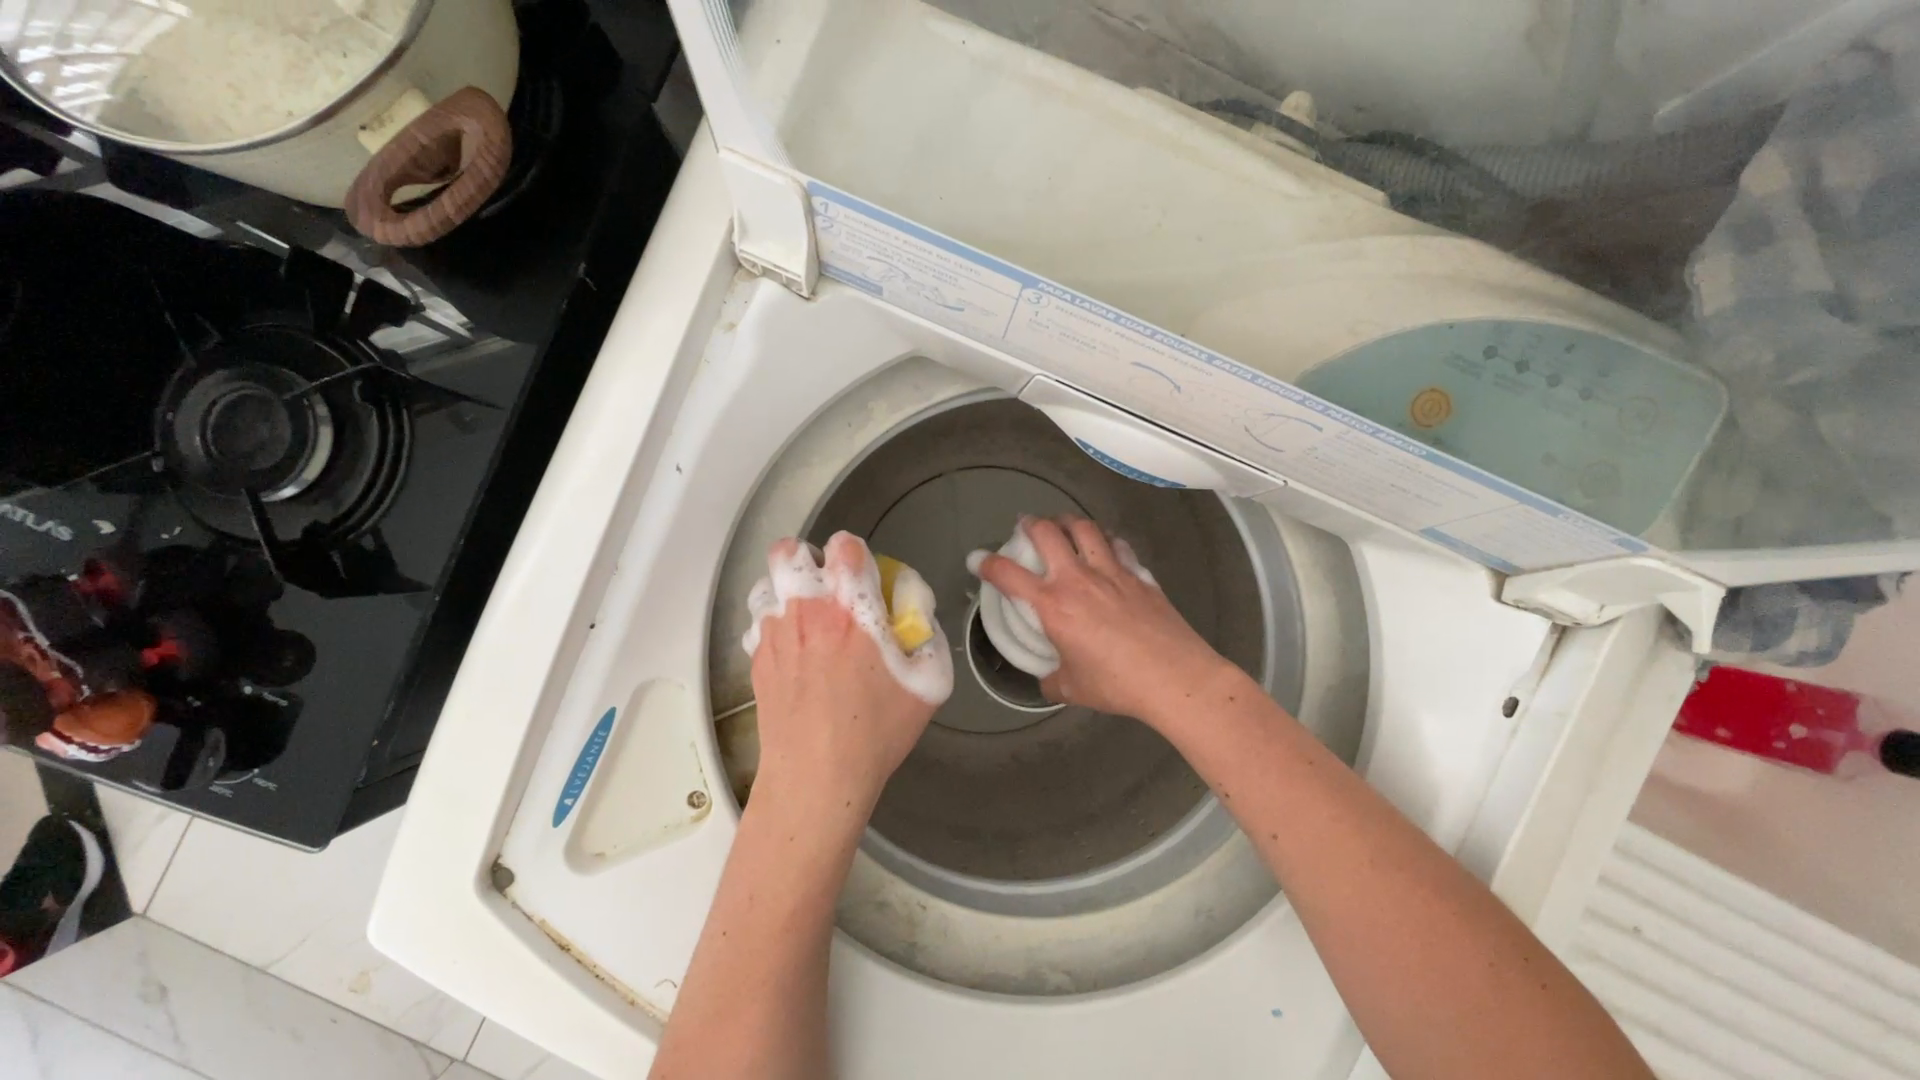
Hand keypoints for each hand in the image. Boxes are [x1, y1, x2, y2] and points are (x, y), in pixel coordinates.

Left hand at [745, 533, 950, 812]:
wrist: (816, 776)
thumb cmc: (874, 731)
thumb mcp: (929, 684)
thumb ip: (929, 634)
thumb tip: (915, 611)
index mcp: (852, 611)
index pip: (845, 546)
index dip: (856, 554)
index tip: (866, 577)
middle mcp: (806, 612)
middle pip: (789, 551)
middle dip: (809, 560)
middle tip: (829, 588)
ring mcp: (774, 633)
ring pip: (767, 582)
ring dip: (787, 589)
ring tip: (807, 615)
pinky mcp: (757, 657)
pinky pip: (759, 620)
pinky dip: (774, 622)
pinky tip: (793, 647)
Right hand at [971, 516, 1232, 724]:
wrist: (1174, 677)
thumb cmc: (1117, 684)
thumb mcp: (1072, 689)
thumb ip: (1052, 680)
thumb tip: (1047, 680)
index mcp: (1054, 606)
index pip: (1009, 575)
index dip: (987, 563)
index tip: (977, 559)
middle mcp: (1079, 579)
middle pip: (1049, 532)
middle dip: (1031, 524)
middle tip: (1025, 525)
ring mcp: (1113, 572)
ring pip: (1086, 528)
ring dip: (1069, 522)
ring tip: (1064, 525)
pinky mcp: (1140, 576)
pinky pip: (1119, 546)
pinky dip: (1106, 540)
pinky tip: (1107, 546)